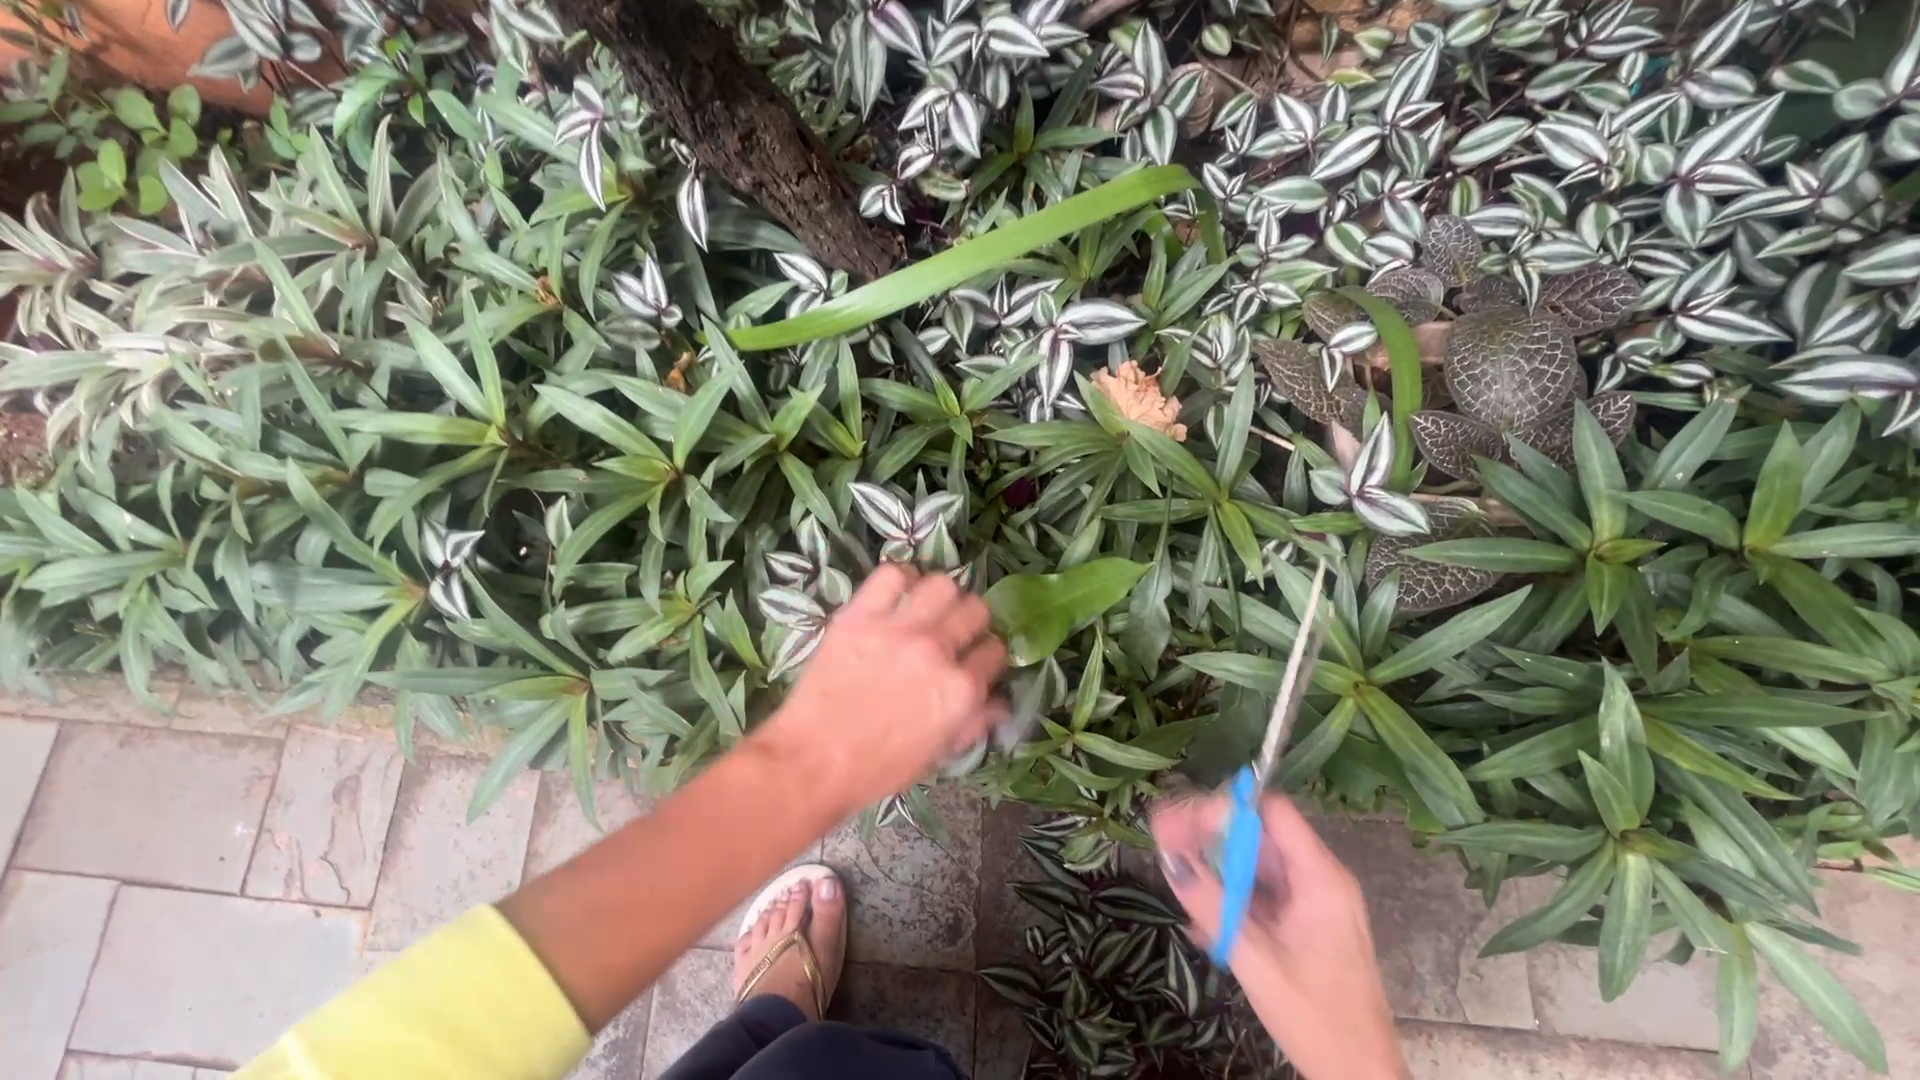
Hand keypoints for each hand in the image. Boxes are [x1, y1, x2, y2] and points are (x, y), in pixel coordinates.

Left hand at [763, 563, 1006, 811]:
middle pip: (975, 611)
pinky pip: (891, 574)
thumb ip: (973, 724)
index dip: (987, 656)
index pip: (994, 652)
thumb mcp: (937, 755)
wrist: (812, 763)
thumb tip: (999, 704)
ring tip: (929, 610)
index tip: (975, 660)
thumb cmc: (876, 768)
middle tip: (955, 632)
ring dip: (943, 597)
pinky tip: (898, 593)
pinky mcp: (859, 616)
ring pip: (942, 585)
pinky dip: (901, 578)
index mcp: (960, 690)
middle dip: (972, 622)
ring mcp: (897, 630)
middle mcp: (936, 651)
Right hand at [1151, 795, 1407, 1079]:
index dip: (1224, 809)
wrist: (1361, 1078)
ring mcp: (1313, 900)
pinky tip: (1204, 924)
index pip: (1270, 812)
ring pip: (1255, 865)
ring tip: (1177, 884)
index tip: (1181, 825)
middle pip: (1258, 834)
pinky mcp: (1304, 922)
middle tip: (1164, 845)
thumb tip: (1169, 858)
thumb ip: (1213, 905)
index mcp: (1320, 877)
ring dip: (1216, 872)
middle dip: (1209, 838)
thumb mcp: (1257, 960)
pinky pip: (1262, 894)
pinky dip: (1231, 900)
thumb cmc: (1317, 1019)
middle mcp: (1319, 878)